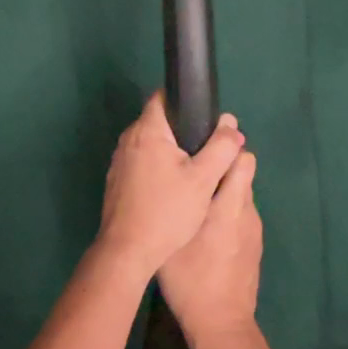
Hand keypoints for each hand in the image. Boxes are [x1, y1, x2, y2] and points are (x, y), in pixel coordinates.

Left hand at [96, 93, 245, 276]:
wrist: (127, 251)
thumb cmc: (167, 211)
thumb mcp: (203, 179)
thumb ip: (221, 148)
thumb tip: (231, 126)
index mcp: (147, 130)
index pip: (164, 97)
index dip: (186, 102)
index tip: (205, 119)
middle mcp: (128, 139)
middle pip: (159, 122)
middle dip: (184, 131)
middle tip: (208, 150)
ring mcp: (119, 161)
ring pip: (151, 144)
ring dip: (171, 151)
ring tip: (194, 171)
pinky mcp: (116, 180)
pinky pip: (141, 162)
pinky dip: (158, 167)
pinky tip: (172, 189)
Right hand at [159, 145, 260, 346]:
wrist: (221, 324)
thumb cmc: (191, 278)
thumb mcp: (175, 238)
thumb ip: (181, 203)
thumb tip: (178, 175)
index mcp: (230, 206)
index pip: (242, 159)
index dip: (228, 145)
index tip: (206, 138)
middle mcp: (247, 212)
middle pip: (242, 173)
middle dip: (223, 164)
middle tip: (194, 167)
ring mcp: (253, 230)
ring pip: (241, 194)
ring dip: (223, 189)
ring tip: (194, 196)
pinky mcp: (253, 246)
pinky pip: (241, 215)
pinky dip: (227, 211)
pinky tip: (206, 226)